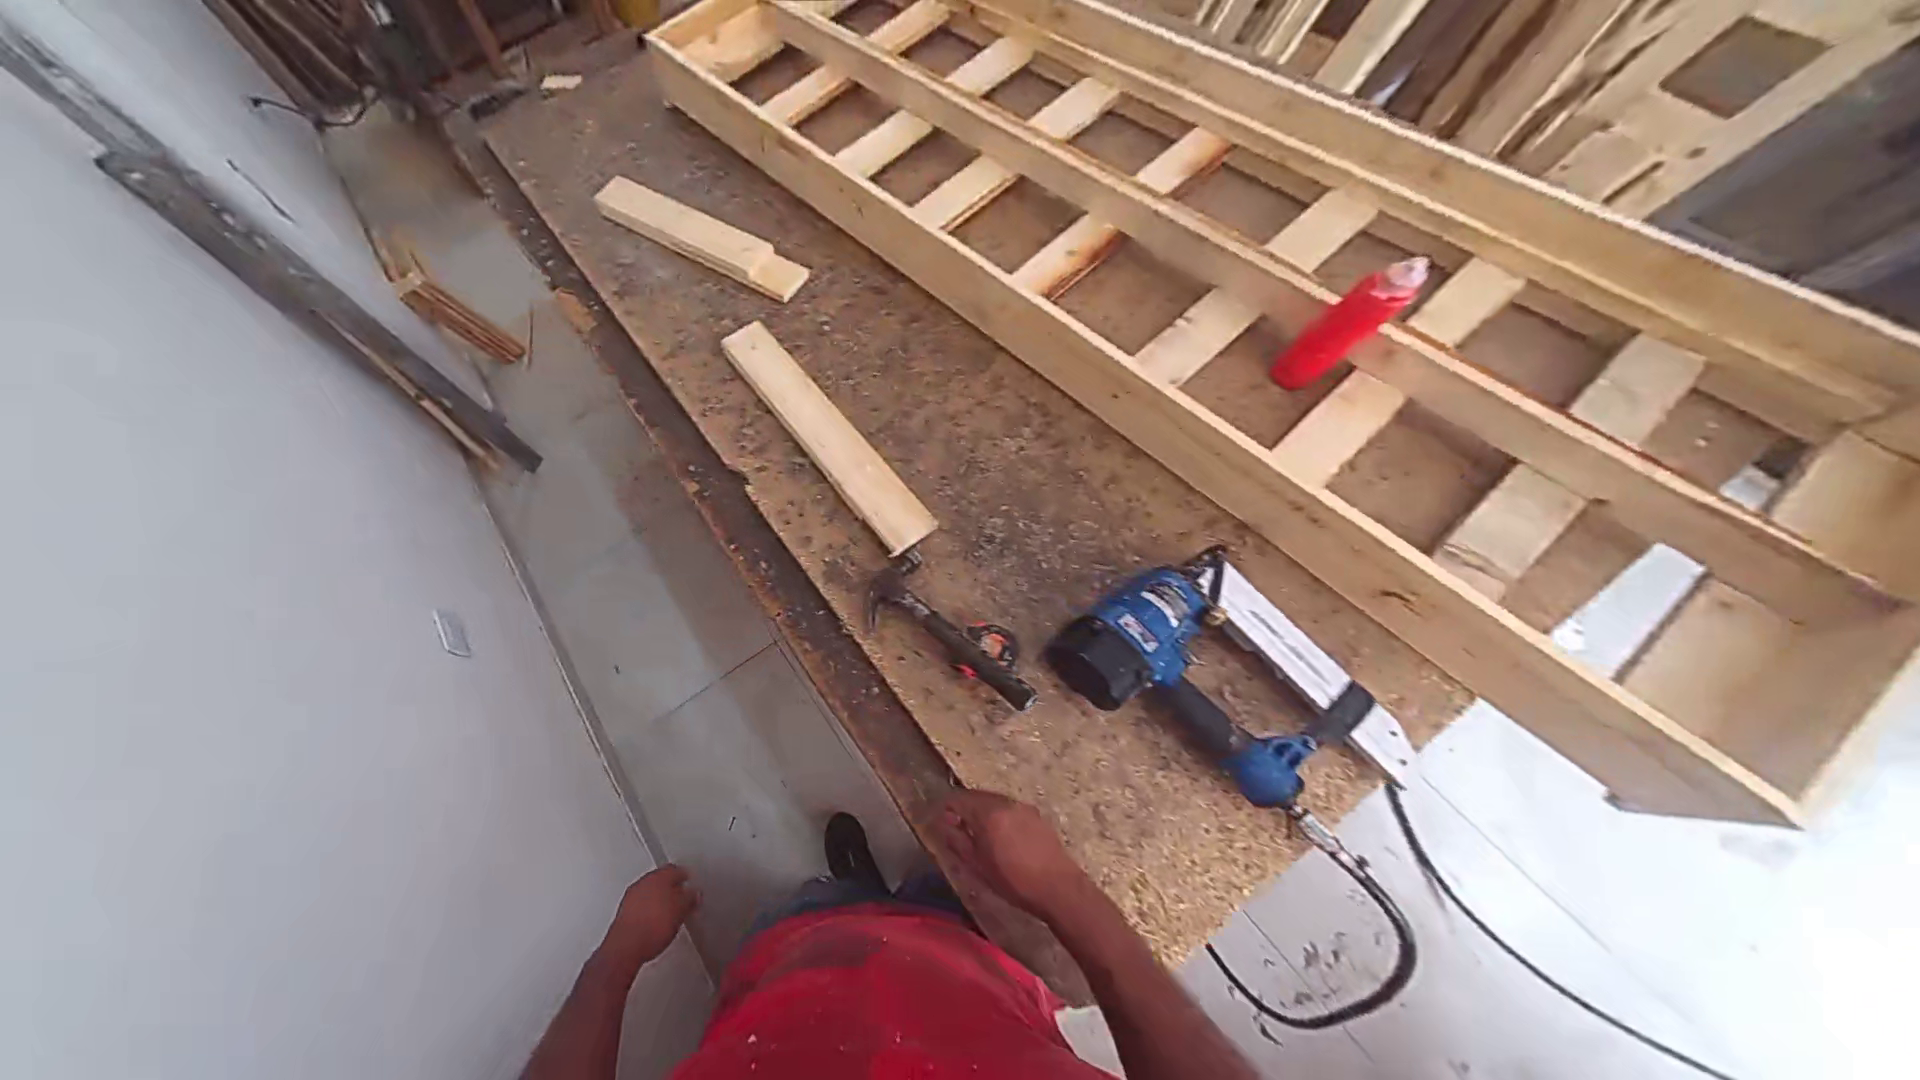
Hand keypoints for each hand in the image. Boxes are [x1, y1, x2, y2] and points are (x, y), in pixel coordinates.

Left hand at [599, 865, 697, 968]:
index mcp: (660, 876)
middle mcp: (643, 883)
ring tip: (668, 913)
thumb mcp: (682, 911)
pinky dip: (647, 912)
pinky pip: (639, 907)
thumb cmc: (651, 927)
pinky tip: (653, 923)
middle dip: (671, 888)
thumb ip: (691, 899)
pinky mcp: (622, 914)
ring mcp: (631, 898)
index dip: (685, 878)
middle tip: (681, 898)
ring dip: (658, 900)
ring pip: (649, 893)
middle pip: (661, 880)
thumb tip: (694, 895)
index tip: (690, 885)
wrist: (626, 948)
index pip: (676, 870)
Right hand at [936, 789, 1093, 920]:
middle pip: (975, 796)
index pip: (957, 798)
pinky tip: (1002, 838)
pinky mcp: (1035, 813)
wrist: (1057, 886)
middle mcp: (1004, 802)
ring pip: (993, 801)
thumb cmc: (1013, 881)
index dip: (946, 809)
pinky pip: (1009, 808)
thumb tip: (942, 823)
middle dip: (964, 810)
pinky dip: (999, 816)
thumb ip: (957, 840)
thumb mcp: (977, 865)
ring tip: (980, 837)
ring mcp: (1021, 805)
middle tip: (959, 832)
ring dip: (982, 812)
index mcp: (987, 812)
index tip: (942, 825)